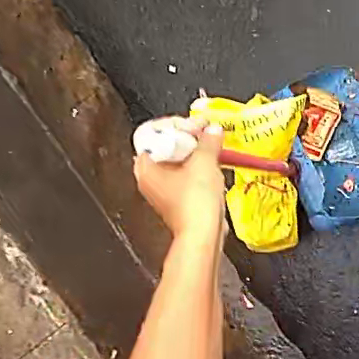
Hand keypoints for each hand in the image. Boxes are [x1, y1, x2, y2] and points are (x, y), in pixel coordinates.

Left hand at [133, 117, 227, 245]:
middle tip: (204, 133)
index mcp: (146, 167)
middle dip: (188, 138)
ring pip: (177, 161)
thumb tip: (212, 129)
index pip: (154, 133)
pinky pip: (186, 175)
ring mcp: (164, 190)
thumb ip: (208, 141)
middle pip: (166, 147)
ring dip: (195, 152)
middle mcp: (150, 179)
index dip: (177, 125)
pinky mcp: (179, 199)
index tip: (196, 124)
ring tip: (212, 146)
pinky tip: (213, 165)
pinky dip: (198, 167)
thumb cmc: (194, 204)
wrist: (203, 234)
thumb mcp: (204, 162)